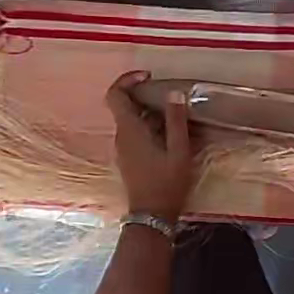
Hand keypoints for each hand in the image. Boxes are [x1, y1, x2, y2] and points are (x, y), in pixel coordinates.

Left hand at [105, 70, 194, 222]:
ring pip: (132, 121)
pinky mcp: (129, 159)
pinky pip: (136, 134)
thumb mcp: (179, 151)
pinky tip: (171, 136)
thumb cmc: (166, 184)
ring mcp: (123, 149)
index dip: (128, 80)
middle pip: (125, 105)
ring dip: (151, 113)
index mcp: (129, 130)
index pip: (115, 94)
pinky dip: (150, 127)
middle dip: (146, 95)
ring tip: (176, 116)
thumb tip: (175, 93)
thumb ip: (177, 121)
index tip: (149, 77)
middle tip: (170, 96)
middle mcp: (121, 137)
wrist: (151, 217)